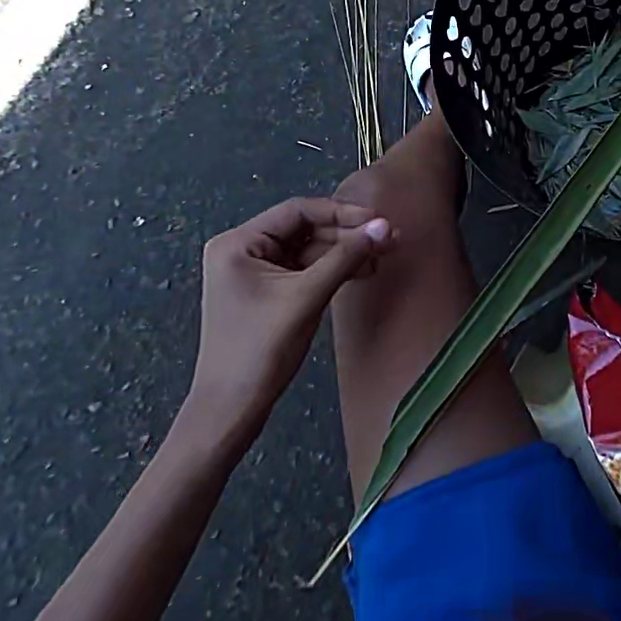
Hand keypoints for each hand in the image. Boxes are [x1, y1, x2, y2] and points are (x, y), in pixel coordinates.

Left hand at [185, 197, 393, 439]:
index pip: (297, 211)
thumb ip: (346, 257)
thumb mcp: (306, 297)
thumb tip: (384, 227)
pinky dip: (333, 271)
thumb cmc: (261, 349)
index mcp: (238, 243)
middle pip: (305, 229)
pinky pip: (306, 271)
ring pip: (309, 251)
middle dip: (347, 235)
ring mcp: (255, 273)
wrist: (231, 408)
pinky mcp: (268, 294)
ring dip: (345, 253)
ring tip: (383, 257)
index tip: (378, 221)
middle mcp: (243, 251)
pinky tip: (363, 272)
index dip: (341, 213)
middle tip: (389, 240)